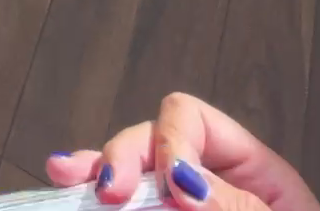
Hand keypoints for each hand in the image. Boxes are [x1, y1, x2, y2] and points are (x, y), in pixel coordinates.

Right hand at [44, 92, 319, 210]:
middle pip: (149, 141)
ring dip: (96, 169)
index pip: (191, 117)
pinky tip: (70, 184)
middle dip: (123, 157)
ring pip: (129, 173)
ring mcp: (183, 208)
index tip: (170, 186)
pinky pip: (131, 207)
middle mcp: (210, 182)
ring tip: (65, 174)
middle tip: (108, 190)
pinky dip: (94, 195)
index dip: (171, 141)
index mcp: (254, 173)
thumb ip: (240, 210)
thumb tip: (184, 183)